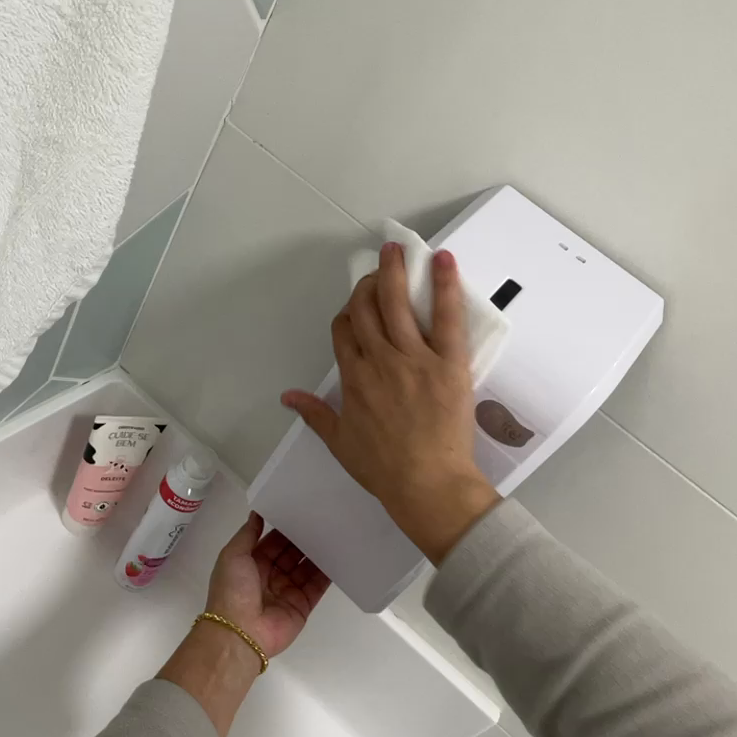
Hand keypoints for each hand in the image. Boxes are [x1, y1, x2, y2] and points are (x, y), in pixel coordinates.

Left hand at [203, 511, 329, 658]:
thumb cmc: (233, 590)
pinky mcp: (302, 606)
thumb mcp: (233, 555)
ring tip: (333, 533)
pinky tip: (338, 556)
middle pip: (290, 554)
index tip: (300, 512)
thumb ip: (247, 534)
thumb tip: (257, 512)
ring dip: (317, 553)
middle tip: (322, 520)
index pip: (272, 542)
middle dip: (303, 539)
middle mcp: (269, 577)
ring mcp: (287, 591)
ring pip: (305, 568)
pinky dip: (327, 573)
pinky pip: (317, 586)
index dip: (284, 528)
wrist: (240, 633)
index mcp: (250, 564)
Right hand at [281, 243, 499, 562]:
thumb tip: (287, 397)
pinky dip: (445, 286)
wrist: (427, 486)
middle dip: (368, 283)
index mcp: (353, 380)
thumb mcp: (340, 443)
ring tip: (399, 250)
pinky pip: (447, 317)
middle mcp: (379, 361)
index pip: (343, 331)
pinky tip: (444, 260)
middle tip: (379, 269)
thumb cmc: (383, 470)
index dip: (347, 312)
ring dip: (396, 271)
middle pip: (365, 309)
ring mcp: (414, 359)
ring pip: (398, 303)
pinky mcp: (449, 363)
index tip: (356, 305)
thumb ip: (315, 415)